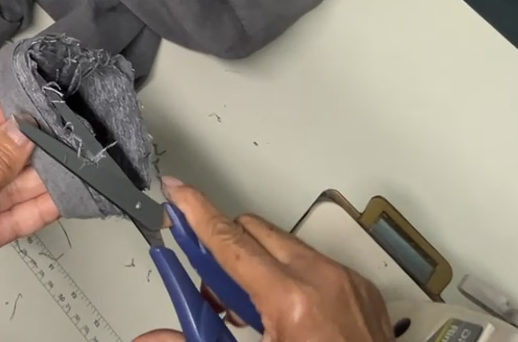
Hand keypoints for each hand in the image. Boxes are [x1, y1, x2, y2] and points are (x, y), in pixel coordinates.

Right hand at [135, 178, 392, 341]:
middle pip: (251, 229)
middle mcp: (322, 279)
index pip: (228, 238)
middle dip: (224, 246)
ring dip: (257, 262)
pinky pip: (313, 262)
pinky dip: (290, 274)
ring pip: (282, 242)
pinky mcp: (364, 290)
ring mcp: (347, 282)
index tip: (174, 190)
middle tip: (210, 285)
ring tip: (250, 307)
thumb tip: (152, 337)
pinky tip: (287, 314)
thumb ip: (200, 338)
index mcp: (291, 301)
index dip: (194, 210)